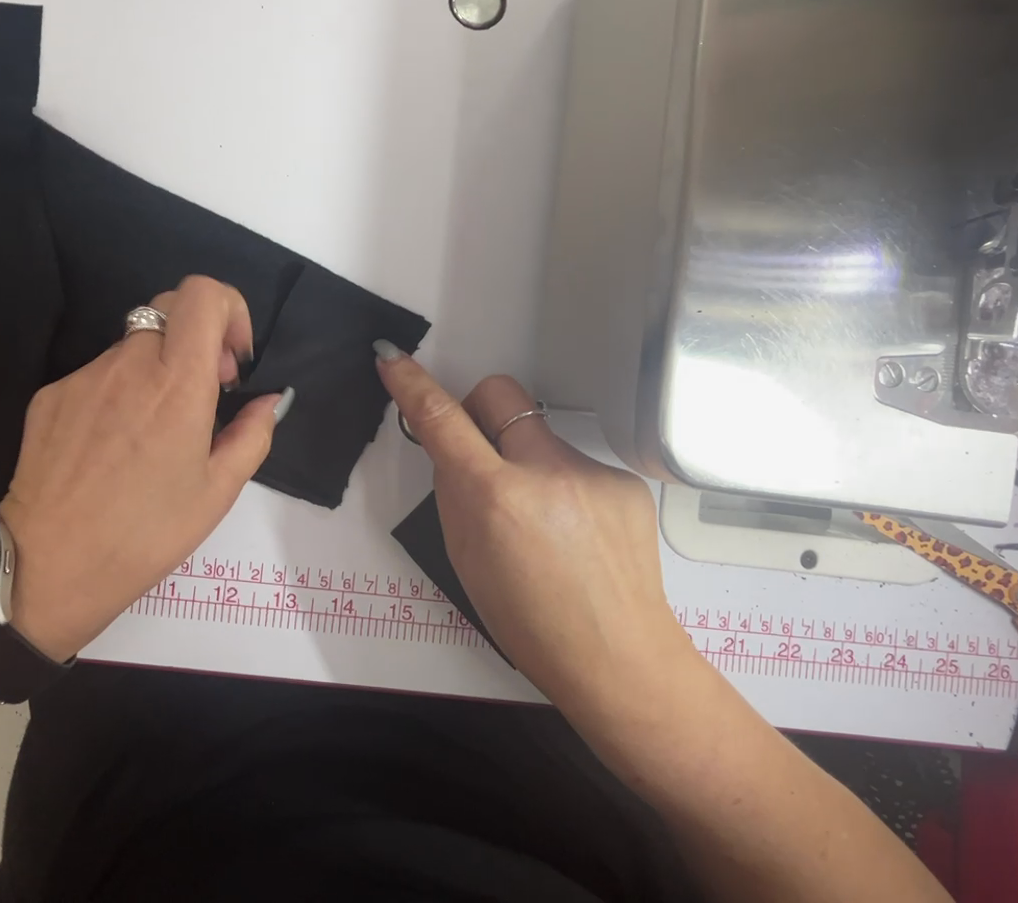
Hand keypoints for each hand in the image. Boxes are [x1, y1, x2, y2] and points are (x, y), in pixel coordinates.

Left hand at [1, 276, 289, 659]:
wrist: (48, 566)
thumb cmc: (145, 535)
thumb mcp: (217, 492)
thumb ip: (253, 433)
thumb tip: (267, 399)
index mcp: (177, 383)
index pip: (202, 294)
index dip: (228, 310)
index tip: (231, 360)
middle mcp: (128, 364)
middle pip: (168, 312)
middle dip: (196, 341)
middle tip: (203, 394)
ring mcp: (83, 377)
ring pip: (131, 349)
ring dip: (154, 373)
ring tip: (151, 435)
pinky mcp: (50, 395)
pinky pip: (96, 377)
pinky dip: (116, 395)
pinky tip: (110, 449)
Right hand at [375, 344, 689, 707]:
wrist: (617, 659)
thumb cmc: (528, 622)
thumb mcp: (465, 557)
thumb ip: (455, 494)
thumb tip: (456, 454)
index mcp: (496, 497)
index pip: (442, 419)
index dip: (411, 384)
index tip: (392, 359)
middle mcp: (547, 471)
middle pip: (500, 393)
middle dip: (479, 409)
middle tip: (479, 451)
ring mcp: (593, 473)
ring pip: (538, 436)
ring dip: (525, 461)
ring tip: (540, 523)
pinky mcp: (625, 482)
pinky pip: (574, 464)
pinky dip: (561, 487)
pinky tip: (574, 535)